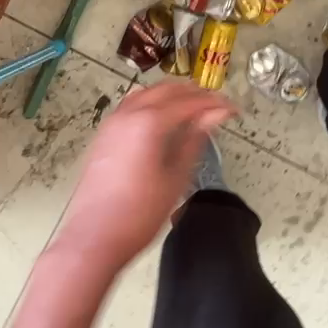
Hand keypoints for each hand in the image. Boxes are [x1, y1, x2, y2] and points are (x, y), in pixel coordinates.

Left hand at [53, 82, 236, 268]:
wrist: (95, 238)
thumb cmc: (140, 213)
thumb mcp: (176, 177)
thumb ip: (194, 140)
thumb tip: (214, 116)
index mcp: (150, 122)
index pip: (190, 102)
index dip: (214, 103)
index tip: (232, 110)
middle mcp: (128, 114)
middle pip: (167, 89)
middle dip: (194, 93)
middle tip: (215, 106)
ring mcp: (112, 123)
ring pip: (147, 93)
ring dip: (171, 95)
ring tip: (193, 110)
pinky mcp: (103, 135)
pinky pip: (131, 106)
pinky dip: (152, 103)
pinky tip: (162, 120)